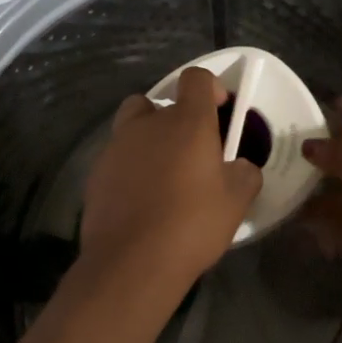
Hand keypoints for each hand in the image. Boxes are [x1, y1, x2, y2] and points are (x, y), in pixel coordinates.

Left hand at [79, 67, 263, 293]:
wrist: (131, 264)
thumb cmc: (192, 223)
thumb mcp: (237, 200)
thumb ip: (245, 173)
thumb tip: (240, 167)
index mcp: (187, 121)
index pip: (196, 78)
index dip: (209, 88)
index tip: (219, 111)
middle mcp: (149, 123)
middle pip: (159, 102)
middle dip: (175, 120)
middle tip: (190, 153)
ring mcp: (117, 147)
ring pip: (132, 128)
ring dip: (148, 141)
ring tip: (162, 176)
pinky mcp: (96, 174)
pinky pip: (117, 159)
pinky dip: (129, 170)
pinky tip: (140, 201)